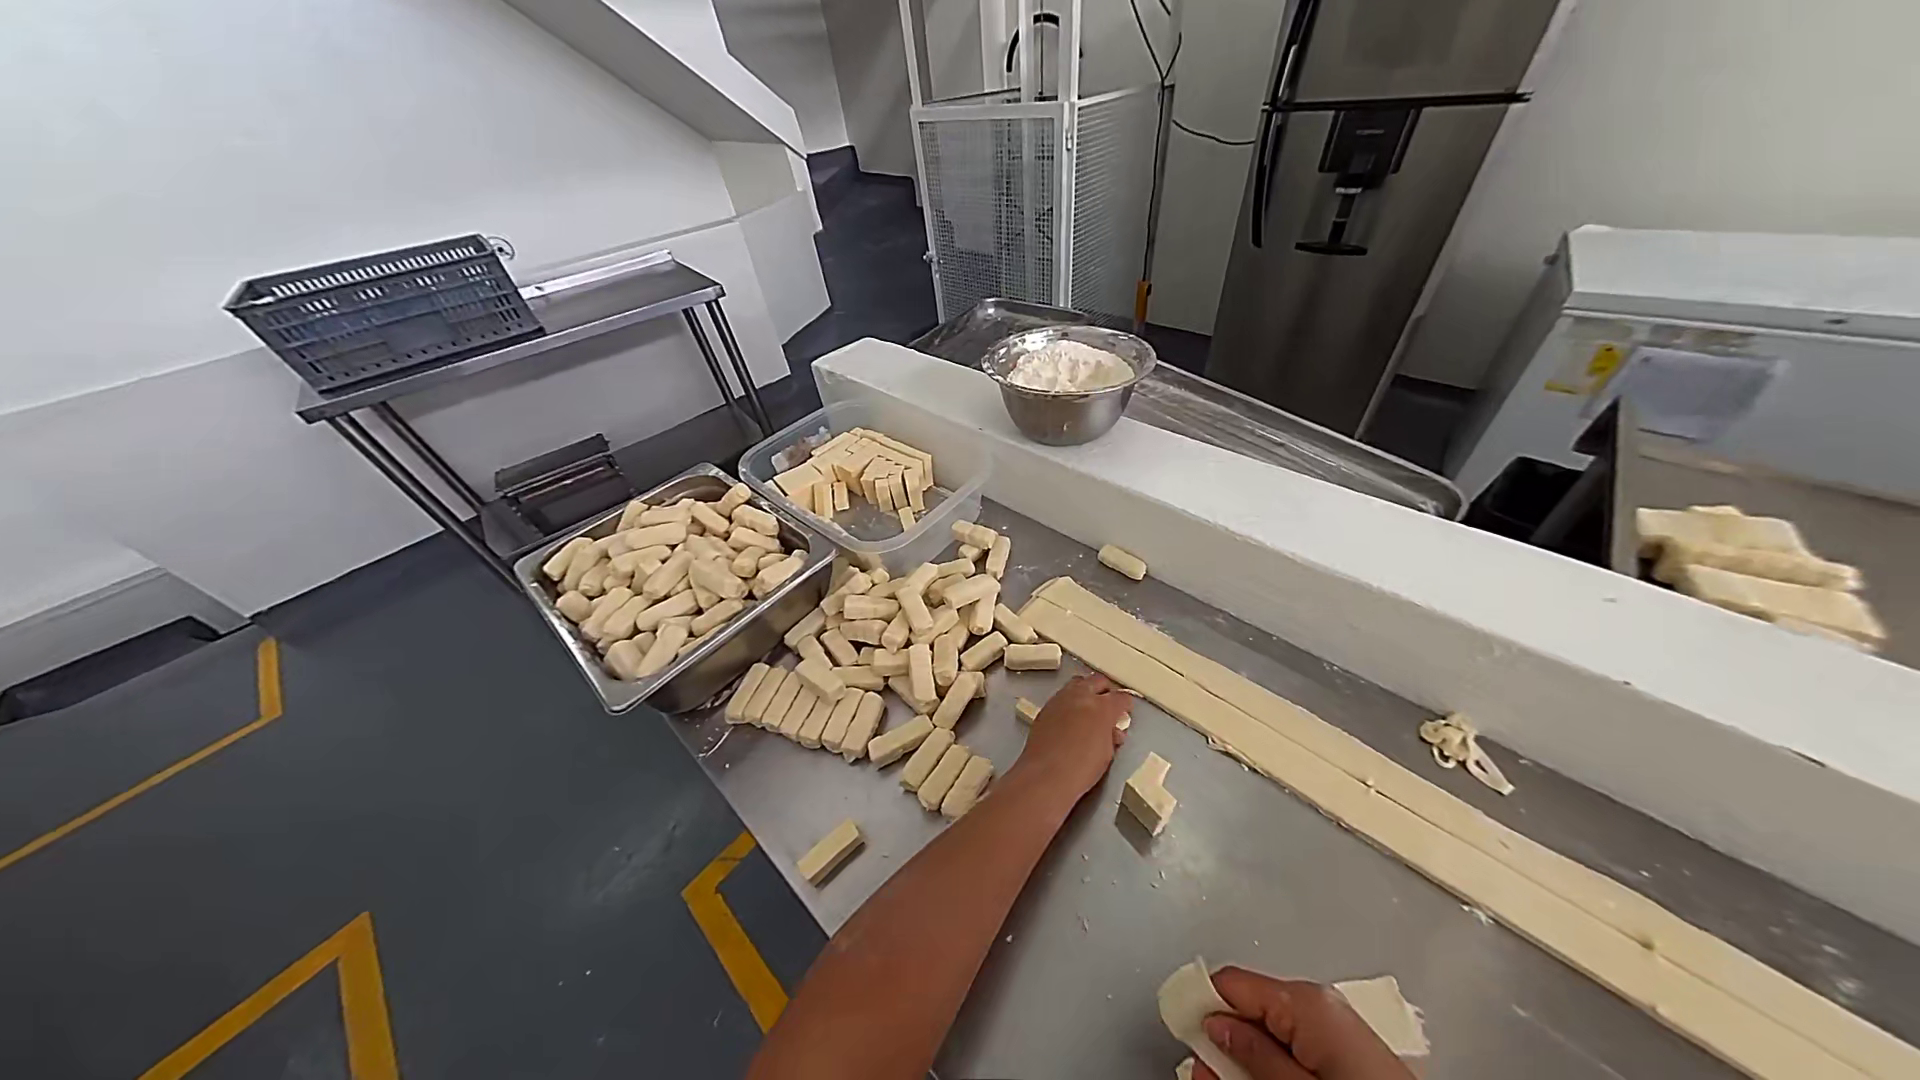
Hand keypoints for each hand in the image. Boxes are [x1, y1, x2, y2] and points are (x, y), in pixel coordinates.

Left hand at [1013, 674, 1129, 795]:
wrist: (1046, 775)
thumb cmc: (1081, 768)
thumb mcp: (1107, 754)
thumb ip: (1111, 736)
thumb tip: (1112, 732)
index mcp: (1102, 707)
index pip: (1121, 697)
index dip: (1126, 704)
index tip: (1126, 710)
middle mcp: (1081, 696)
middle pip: (1097, 681)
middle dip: (1106, 690)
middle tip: (1109, 704)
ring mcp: (1060, 700)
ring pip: (1077, 683)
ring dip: (1086, 691)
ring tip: (1089, 708)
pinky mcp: (1045, 708)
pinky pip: (1061, 696)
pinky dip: (1070, 702)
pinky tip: (1070, 718)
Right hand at [1195, 967, 1412, 1079]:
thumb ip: (1252, 1054)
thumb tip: (1213, 1024)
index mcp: (1303, 1000)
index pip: (1230, 981)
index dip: (1200, 1004)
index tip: (1182, 1033)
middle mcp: (1317, 1000)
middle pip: (1248, 1004)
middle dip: (1222, 1036)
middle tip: (1205, 1074)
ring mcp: (1333, 1022)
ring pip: (1268, 1026)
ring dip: (1244, 1052)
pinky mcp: (1344, 1045)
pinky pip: (1293, 1041)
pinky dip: (1272, 1058)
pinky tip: (1260, 1078)